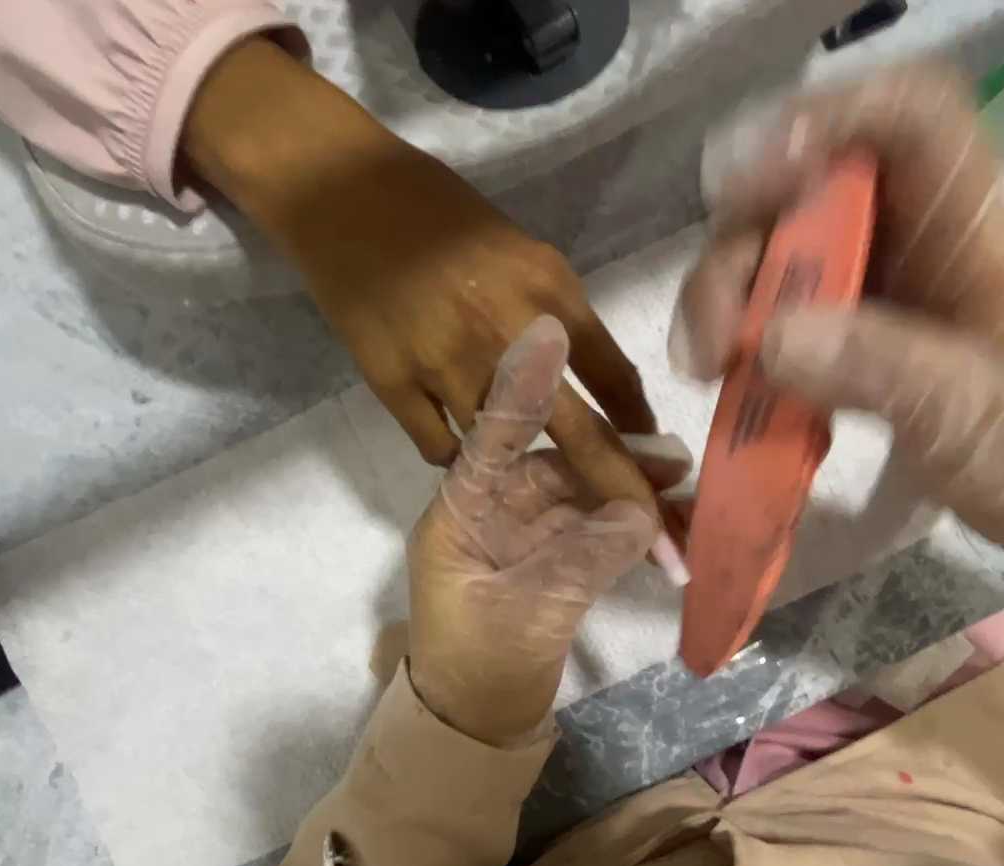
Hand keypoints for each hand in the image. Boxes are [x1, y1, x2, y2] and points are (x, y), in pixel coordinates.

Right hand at [184, 38, 665, 518]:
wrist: (343, 194)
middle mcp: (506, 333)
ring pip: (504, 449)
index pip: (616, 378)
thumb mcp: (526, 256)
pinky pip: (439, 448)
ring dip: (525, 474)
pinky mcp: (392, 385)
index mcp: (548, 291)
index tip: (659, 469)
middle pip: (578, 431)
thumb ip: (565, 322)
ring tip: (532, 494)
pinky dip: (456, 456)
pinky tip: (461, 450)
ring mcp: (445, 364)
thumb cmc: (443, 215)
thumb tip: (603, 388)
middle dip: (620, 487)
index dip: (642, 432)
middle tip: (651, 533)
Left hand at [406, 316, 670, 745]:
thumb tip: (640, 516)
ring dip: (626, 492)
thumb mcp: (528, 617)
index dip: (521, 388)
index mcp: (458, 515)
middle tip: (669, 454)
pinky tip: (666, 522)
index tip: (550, 334)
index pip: (491, 440)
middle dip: (609, 460)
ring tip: (681, 484)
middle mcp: (487, 510)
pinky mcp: (545, 555)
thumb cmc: (479, 671)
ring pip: (577, 494)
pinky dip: (624, 525)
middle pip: (550, 465)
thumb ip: (582, 561)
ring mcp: (519, 532)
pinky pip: (589, 528)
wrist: (474, 726)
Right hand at [672, 68, 1003, 541]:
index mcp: (963, 222)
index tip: (748, 183)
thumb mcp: (977, 413)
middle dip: (734, 257)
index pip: (908, 118)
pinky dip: (724, 342)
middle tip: (709, 343)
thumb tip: (773, 339)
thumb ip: (886, 370)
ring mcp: (857, 276)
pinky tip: (719, 385)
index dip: (828, 122)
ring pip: (761, 251)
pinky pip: (757, 309)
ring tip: (703, 370)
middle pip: (795, 195)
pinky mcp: (828, 324)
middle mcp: (898, 231)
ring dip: (716, 303)